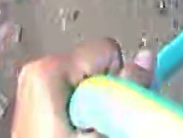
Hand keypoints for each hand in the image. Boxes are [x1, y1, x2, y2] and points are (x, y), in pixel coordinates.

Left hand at [10, 39, 155, 137]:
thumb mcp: (105, 130)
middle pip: (99, 69)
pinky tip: (77, 137)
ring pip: (92, 86)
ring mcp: (36, 92)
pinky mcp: (39, 109)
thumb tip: (146, 58)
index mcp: (46, 71)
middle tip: (95, 131)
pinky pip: (78, 100)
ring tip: (85, 137)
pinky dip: (84, 120)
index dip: (116, 86)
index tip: (104, 117)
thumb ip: (128, 91)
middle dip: (106, 99)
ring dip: (96, 112)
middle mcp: (37, 73)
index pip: (108, 54)